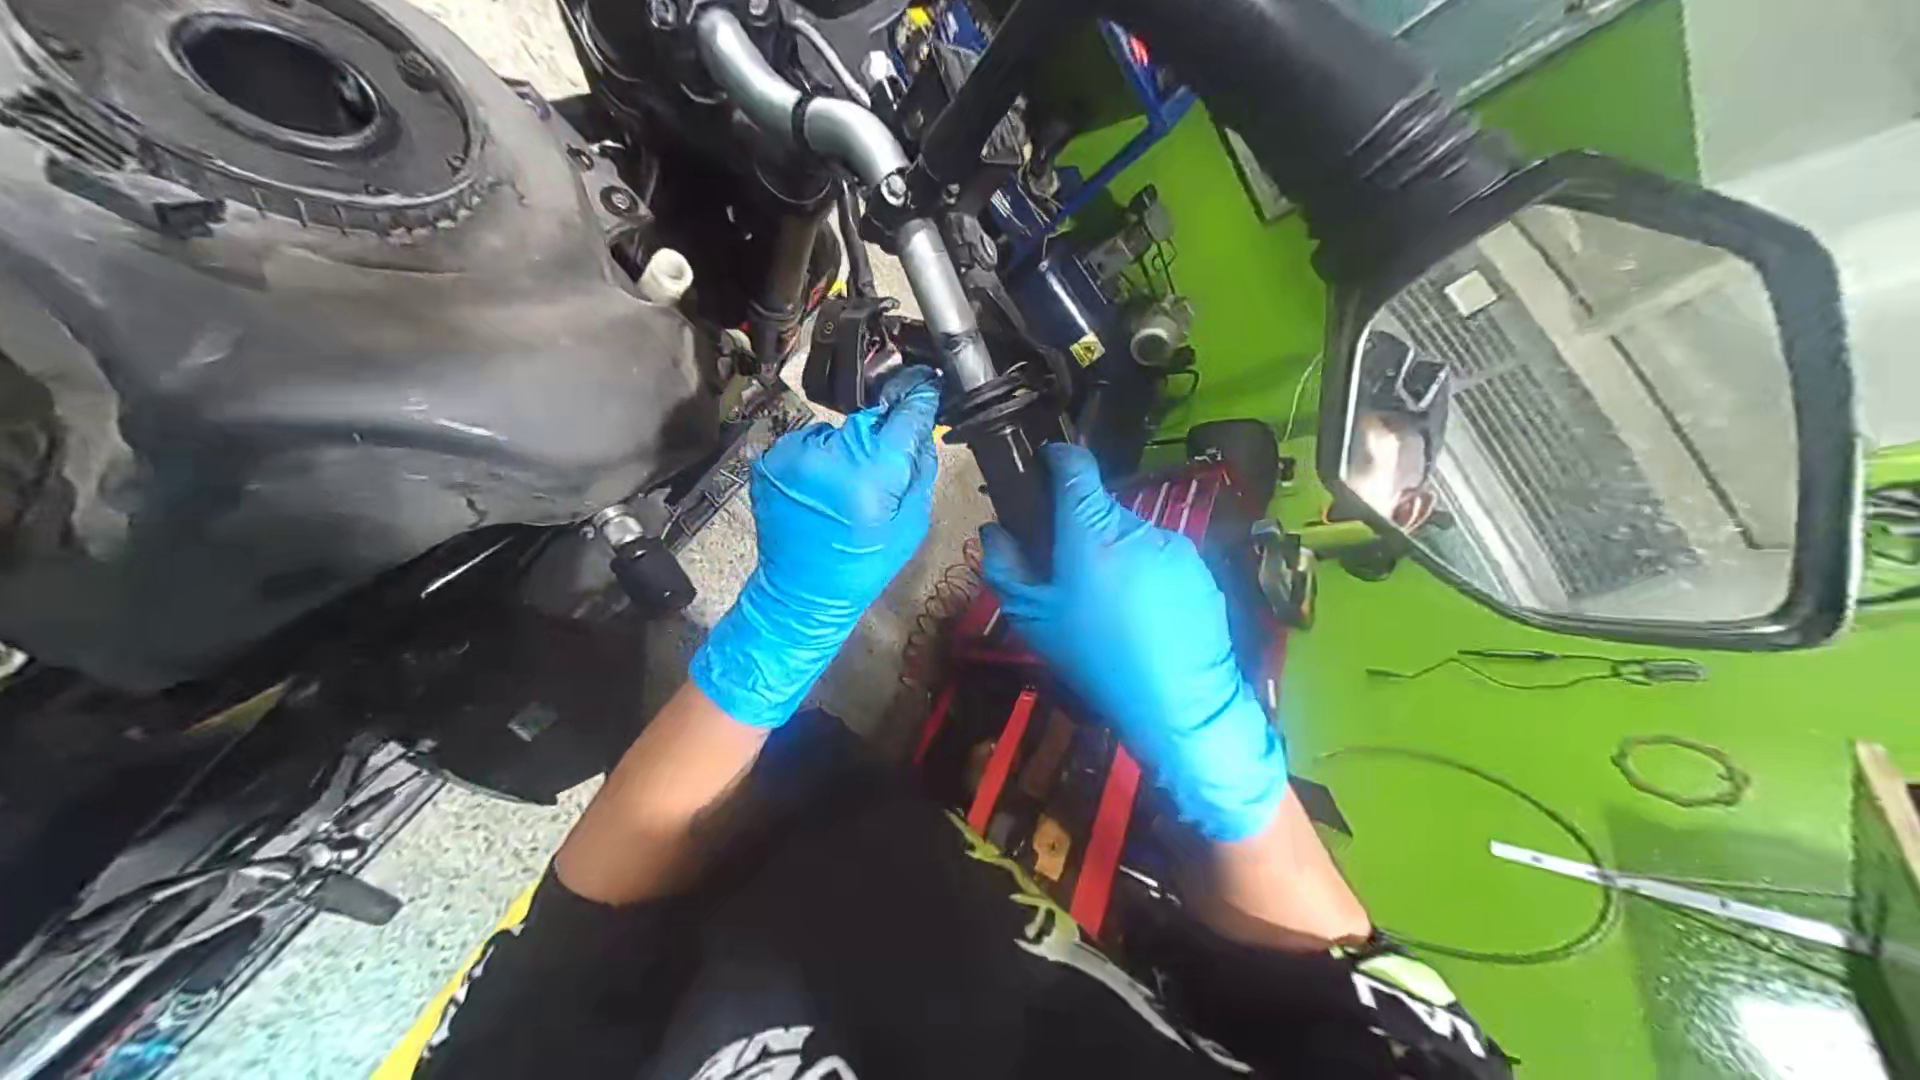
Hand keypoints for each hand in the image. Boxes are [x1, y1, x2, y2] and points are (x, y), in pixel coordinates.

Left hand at [690, 368, 940, 727]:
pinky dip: (819, 458)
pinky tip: (821, 489)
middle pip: (867, 421)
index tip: (926, 383)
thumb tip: (921, 427)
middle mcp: (827, 456)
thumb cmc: (863, 564)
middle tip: (881, 467)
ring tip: (845, 486)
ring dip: (846, 448)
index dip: (919, 397)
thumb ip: (919, 469)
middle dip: (880, 436)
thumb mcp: (911, 523)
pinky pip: (808, 444)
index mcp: (869, 475)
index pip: (903, 416)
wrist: (802, 591)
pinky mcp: (769, 460)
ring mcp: (792, 455)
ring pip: (835, 431)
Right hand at [980, 443, 1285, 840]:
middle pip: (1100, 506)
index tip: (1046, 467)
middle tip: (1069, 571)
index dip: (1057, 459)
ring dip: (1113, 551)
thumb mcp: (1032, 619)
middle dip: (1080, 526)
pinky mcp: (1199, 568)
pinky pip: (1159, 556)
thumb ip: (1004, 566)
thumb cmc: (1094, 658)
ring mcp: (1174, 546)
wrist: (1178, 702)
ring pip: (1130, 533)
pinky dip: (1143, 570)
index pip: (1076, 466)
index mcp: (1092, 531)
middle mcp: (1137, 526)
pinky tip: (1142, 613)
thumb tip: (995, 529)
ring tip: (1109, 602)